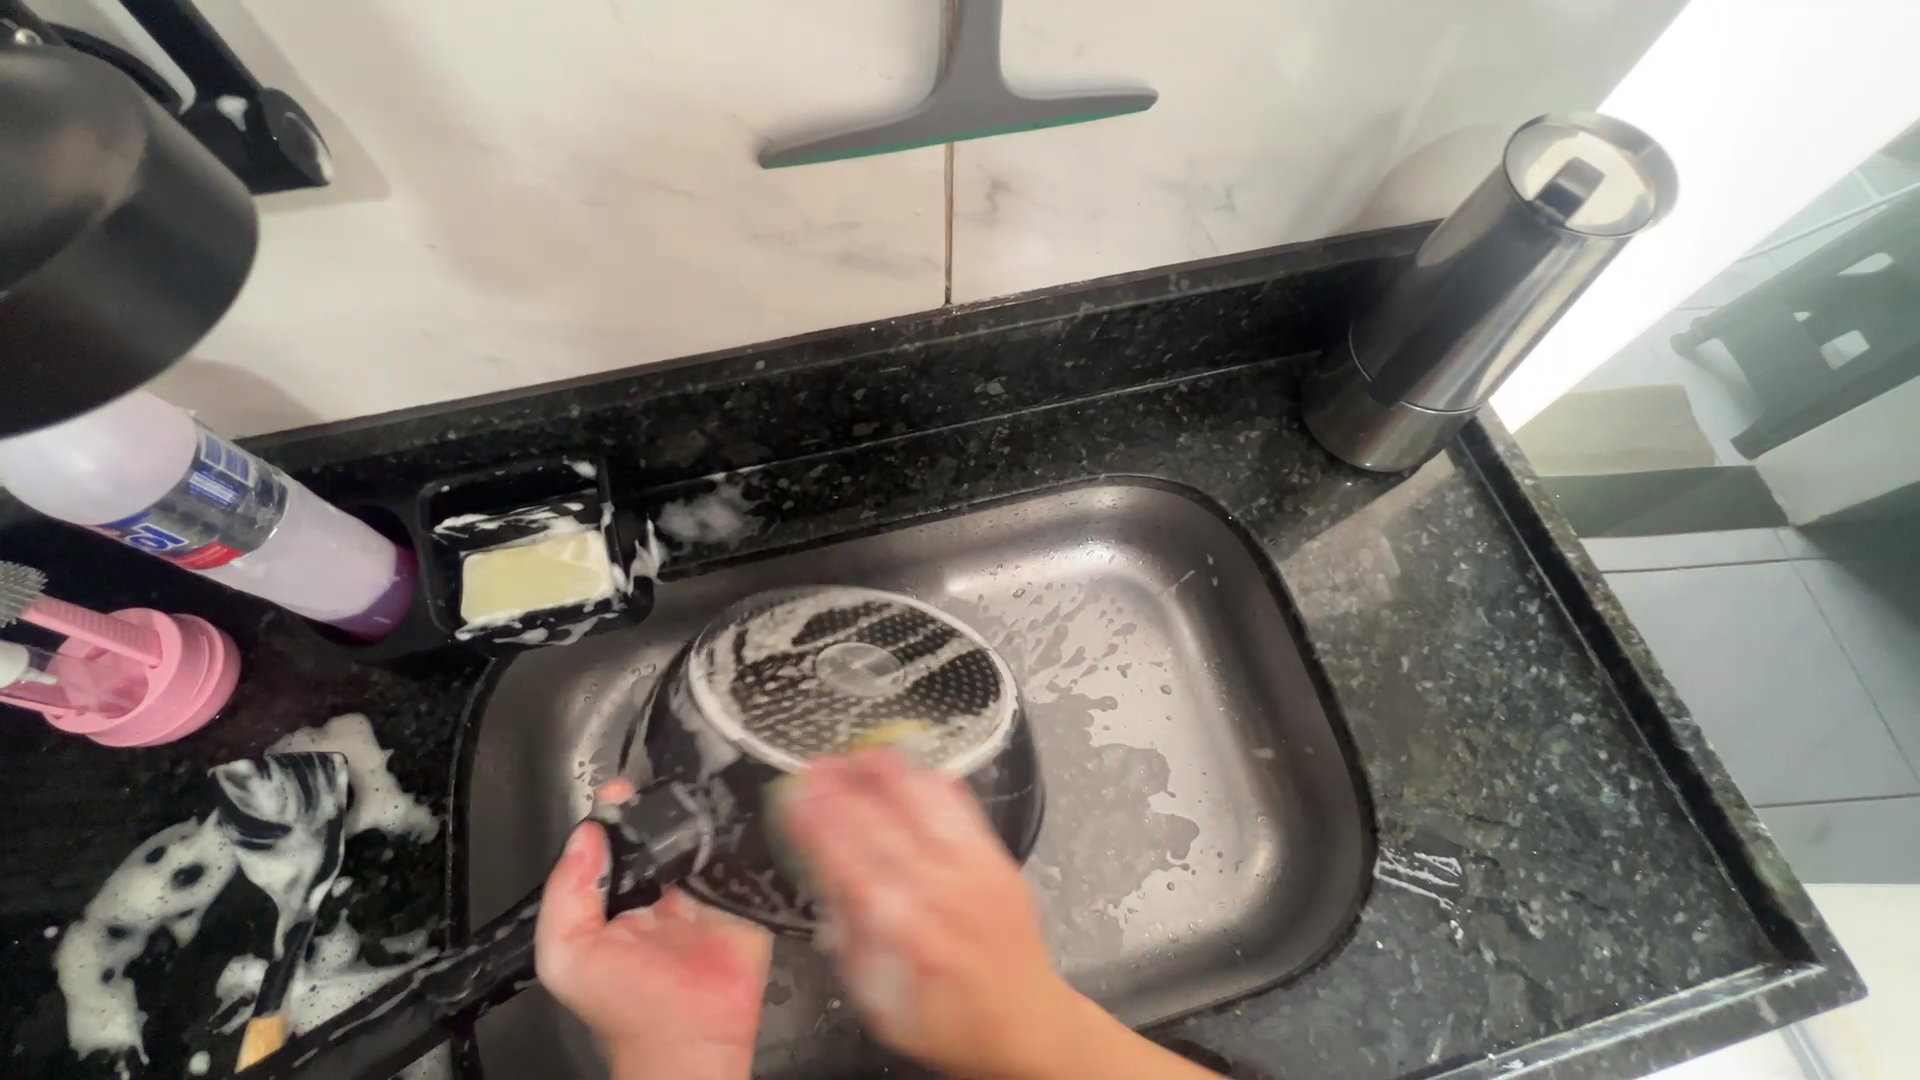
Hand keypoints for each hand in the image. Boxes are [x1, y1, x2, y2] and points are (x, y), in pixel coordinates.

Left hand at [535, 780, 772, 1079]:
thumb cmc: (625, 1003)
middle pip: (664, 824)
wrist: (690, 1038)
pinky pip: (743, 850)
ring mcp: (707, 881)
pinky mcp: (744, 888)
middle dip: (664, 800)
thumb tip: (586, 833)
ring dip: (705, 810)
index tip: (623, 787)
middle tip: (668, 781)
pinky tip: (737, 814)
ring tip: (703, 787)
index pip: (619, 835)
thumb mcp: (568, 955)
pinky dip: (740, 832)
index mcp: (622, 887)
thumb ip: (565, 896)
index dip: (618, 809)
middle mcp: (665, 877)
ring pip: (706, 829)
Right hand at [778, 749, 1086, 1078]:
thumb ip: (852, 944)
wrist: (1028, 1020)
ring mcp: (975, 869)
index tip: (798, 800)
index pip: (855, 869)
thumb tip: (826, 888)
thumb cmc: (952, 1019)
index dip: (822, 829)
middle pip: (887, 830)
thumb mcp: (884, 1004)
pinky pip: (964, 809)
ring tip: (861, 752)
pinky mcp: (996, 856)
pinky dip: (935, 782)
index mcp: (910, 936)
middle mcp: (945, 894)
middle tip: (817, 766)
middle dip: (846, 793)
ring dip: (891, 775)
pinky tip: (913, 764)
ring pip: (928, 808)